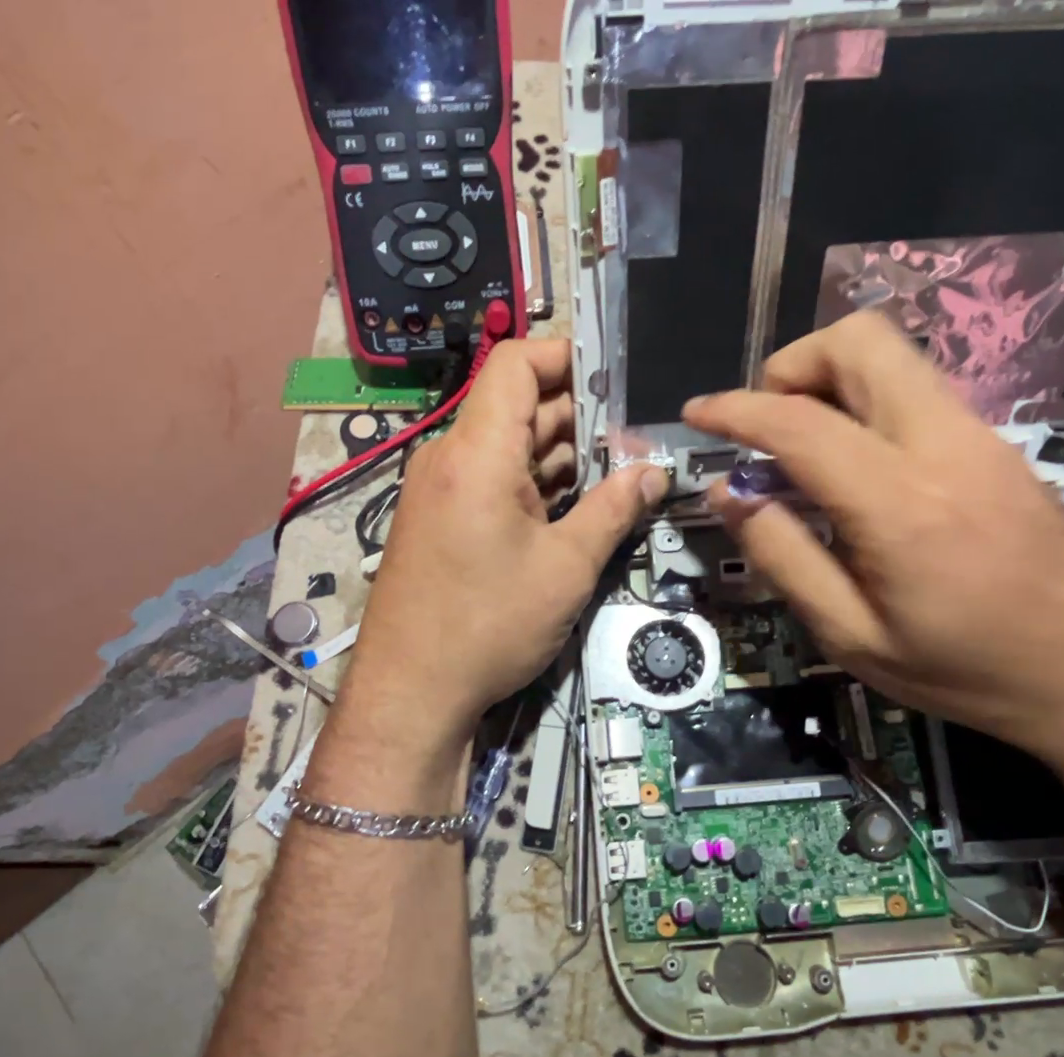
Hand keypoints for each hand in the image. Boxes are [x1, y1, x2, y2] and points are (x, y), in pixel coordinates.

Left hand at [336, 339, 666, 768]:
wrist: (410, 693)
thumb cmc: (488, 625)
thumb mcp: (565, 568)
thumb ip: (613, 510)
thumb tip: (654, 473)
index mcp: (476, 452)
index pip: (515, 364)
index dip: (565, 355)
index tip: (615, 375)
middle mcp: (451, 458)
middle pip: (517, 406)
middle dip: (579, 415)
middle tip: (638, 434)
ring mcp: (441, 490)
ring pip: (507, 447)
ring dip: (560, 453)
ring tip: (620, 469)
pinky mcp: (440, 520)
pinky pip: (491, 480)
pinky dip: (534, 483)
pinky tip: (577, 504)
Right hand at [683, 312, 1063, 775]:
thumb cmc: (971, 672)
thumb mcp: (854, 638)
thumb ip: (785, 558)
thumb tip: (732, 494)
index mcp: (899, 501)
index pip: (799, 421)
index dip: (735, 409)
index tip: (696, 414)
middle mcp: (943, 445)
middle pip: (860, 342)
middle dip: (794, 365)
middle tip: (767, 429)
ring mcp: (980, 437)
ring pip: (893, 358)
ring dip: (832, 381)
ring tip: (805, 450)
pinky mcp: (999, 446)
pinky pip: (918, 392)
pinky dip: (868, 404)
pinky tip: (858, 471)